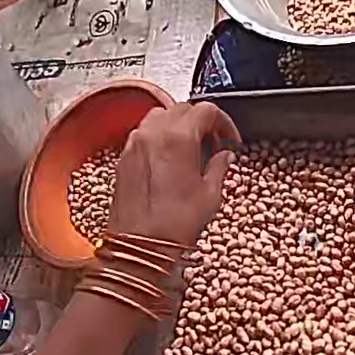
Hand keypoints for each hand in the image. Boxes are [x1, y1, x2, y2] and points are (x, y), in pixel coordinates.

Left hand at [108, 101, 240, 246]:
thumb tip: (225, 158)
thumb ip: (219, 168)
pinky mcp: (124, 158)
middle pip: (182, 109)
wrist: (139, 245)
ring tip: (191, 148)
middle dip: (202, 122)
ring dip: (179, 126)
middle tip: (214, 143)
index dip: (224, 122)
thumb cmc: (173, 224)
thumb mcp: (209, 196)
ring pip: (160, 117)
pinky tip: (170, 160)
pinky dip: (159, 137)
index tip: (230, 140)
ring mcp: (134, 144)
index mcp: (179, 138)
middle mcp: (153, 133)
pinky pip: (144, 134)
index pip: (206, 111)